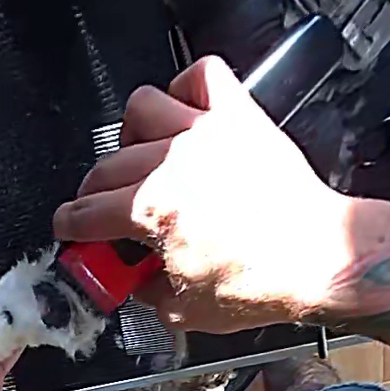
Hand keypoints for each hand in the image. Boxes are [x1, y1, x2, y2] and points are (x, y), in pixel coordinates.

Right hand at [51, 56, 358, 333]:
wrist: (320, 262)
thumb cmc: (265, 285)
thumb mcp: (186, 312)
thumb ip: (148, 292)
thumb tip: (138, 281)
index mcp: (152, 211)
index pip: (86, 213)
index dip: (70, 228)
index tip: (69, 231)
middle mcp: (172, 162)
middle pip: (105, 165)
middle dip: (93, 194)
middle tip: (105, 217)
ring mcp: (205, 134)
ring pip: (141, 108)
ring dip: (130, 138)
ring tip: (140, 163)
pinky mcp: (239, 120)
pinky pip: (200, 78)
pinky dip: (185, 91)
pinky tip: (185, 119)